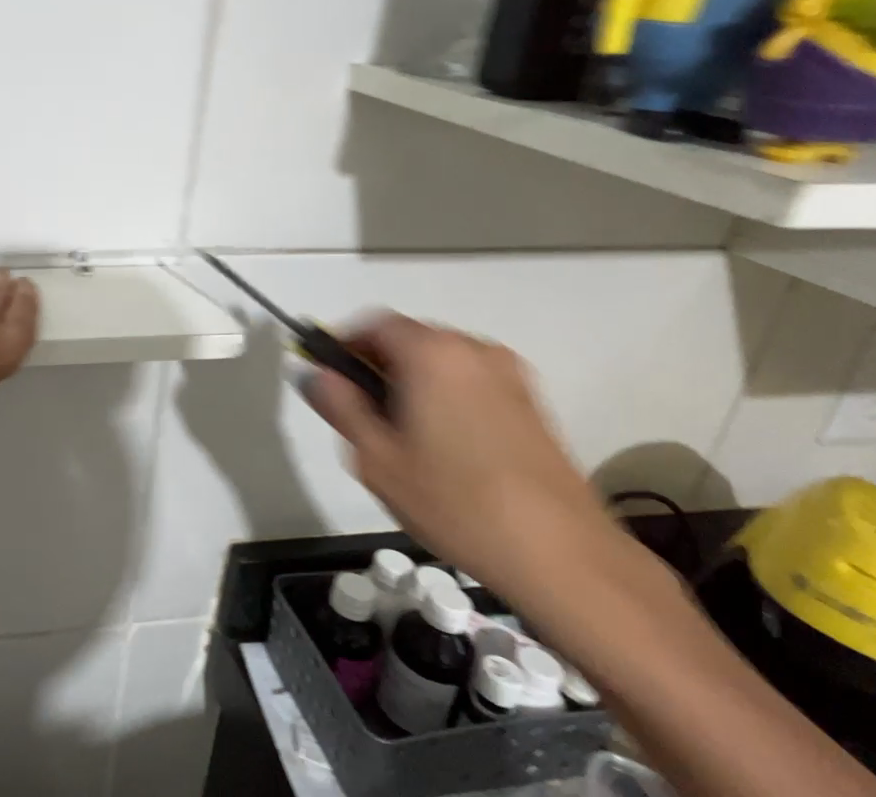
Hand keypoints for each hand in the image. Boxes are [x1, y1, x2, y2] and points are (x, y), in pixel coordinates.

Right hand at [300, 313, 619, 603]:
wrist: (559, 552)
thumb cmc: (454, 502)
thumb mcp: (376, 459)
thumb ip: (340, 406)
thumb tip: (316, 375)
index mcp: (433, 353)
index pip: (376, 324)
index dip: (344, 344)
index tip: (328, 379)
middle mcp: (474, 350)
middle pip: (411, 340)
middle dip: (378, 367)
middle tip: (359, 416)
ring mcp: (510, 376)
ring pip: (443, 363)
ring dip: (413, 384)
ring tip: (402, 439)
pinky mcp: (532, 404)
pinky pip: (471, 383)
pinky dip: (446, 398)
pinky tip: (444, 450)